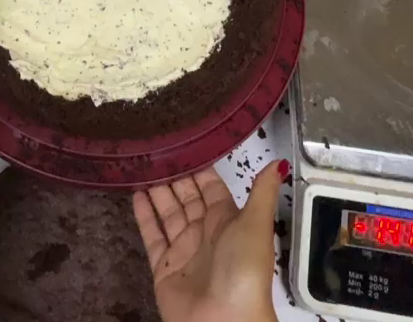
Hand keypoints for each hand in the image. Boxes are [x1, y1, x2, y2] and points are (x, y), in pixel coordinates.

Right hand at [133, 163, 283, 321]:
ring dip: (156, 191)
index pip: (210, 187)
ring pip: (167, 213)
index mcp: (227, 221)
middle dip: (174, 175)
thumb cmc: (243, 270)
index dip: (198, 167)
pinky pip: (151, 236)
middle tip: (156, 149)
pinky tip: (134, 194)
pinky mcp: (164, 267)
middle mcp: (204, 232)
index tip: (183, 143)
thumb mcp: (256, 225)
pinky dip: (143, 216)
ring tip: (142, 165)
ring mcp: (183, 249)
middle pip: (186, 197)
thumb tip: (278, 163)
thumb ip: (262, 192)